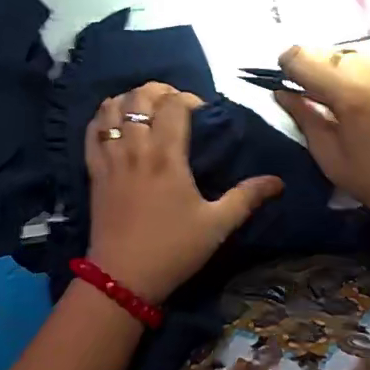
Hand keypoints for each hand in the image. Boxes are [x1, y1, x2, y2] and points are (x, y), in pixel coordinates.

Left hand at [85, 83, 284, 303]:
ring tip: (146, 109)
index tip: (201, 111)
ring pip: (111, 108)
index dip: (189, 98)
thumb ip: (246, 198)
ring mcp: (110, 157)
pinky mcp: (93, 170)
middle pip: (140, 97)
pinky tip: (116, 122)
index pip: (174, 105)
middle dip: (159, 90)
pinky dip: (103, 118)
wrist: (121, 278)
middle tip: (174, 104)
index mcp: (167, 155)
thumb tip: (278, 181)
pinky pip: (92, 131)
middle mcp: (136, 147)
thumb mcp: (217, 225)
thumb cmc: (173, 249)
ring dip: (130, 99)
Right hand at [274, 46, 369, 235]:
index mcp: (352, 91)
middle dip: (324, 73)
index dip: (289, 66)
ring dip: (356, 75)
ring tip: (368, 107)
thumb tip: (283, 92)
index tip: (291, 82)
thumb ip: (305, 119)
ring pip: (365, 57)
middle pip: (334, 53)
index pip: (302, 55)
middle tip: (332, 105)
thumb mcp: (335, 161)